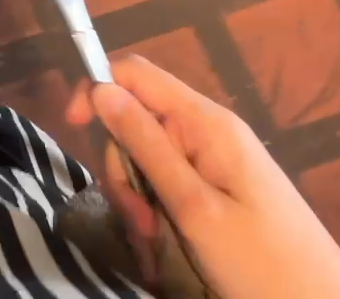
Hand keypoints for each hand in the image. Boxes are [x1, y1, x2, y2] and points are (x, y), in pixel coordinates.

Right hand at [66, 56, 339, 298]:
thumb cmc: (264, 266)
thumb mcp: (194, 207)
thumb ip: (146, 144)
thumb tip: (100, 87)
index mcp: (206, 123)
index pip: (134, 72)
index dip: (96, 86)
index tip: (74, 127)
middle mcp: (209, 129)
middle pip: (135, 115)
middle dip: (119, 160)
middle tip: (134, 216)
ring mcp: (215, 157)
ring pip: (145, 149)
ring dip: (134, 189)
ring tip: (151, 237)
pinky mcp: (219, 185)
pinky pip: (166, 174)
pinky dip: (153, 201)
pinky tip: (161, 237)